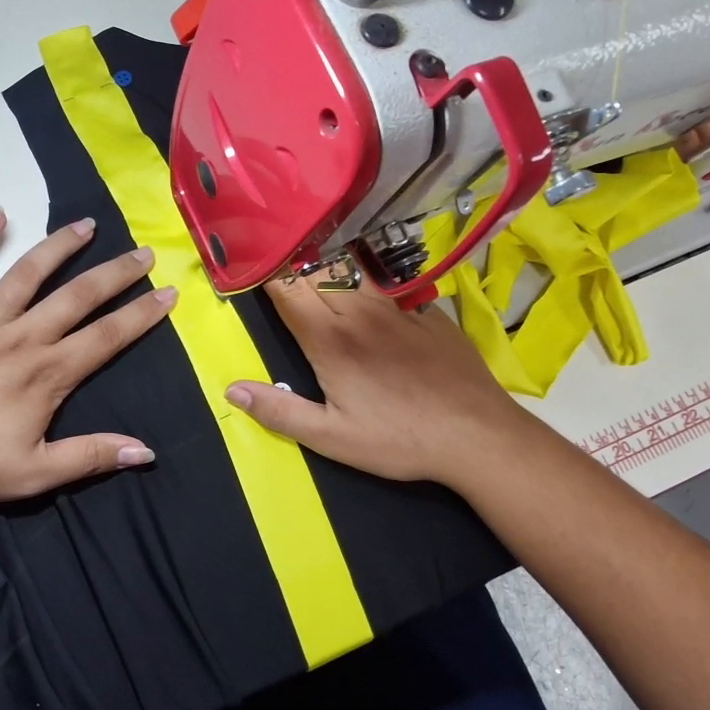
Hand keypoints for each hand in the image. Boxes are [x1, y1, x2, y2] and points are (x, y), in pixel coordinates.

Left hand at [0, 209, 175, 505]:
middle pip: (77, 296)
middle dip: (115, 273)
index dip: (142, 315)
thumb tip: (146, 452)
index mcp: (47, 374)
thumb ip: (91, 456)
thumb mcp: (35, 473)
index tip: (168, 293)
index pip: (107, 337)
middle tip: (142, 252)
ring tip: (87, 225)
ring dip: (60, 246)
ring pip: (28, 272)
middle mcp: (21, 336)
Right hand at [225, 276, 534, 488]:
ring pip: (353, 272)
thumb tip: (232, 389)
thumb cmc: (398, 440)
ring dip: (329, 270)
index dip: (267, 276)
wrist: (477, 434)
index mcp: (330, 340)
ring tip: (317, 274)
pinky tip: (371, 297)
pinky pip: (389, 288)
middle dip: (294, 269)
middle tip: (278, 272)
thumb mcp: (331, 437)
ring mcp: (398, 309)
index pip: (288, 290)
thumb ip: (279, 412)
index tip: (252, 271)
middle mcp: (361, 312)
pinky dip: (370, 285)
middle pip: (317, 271)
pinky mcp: (428, 313)